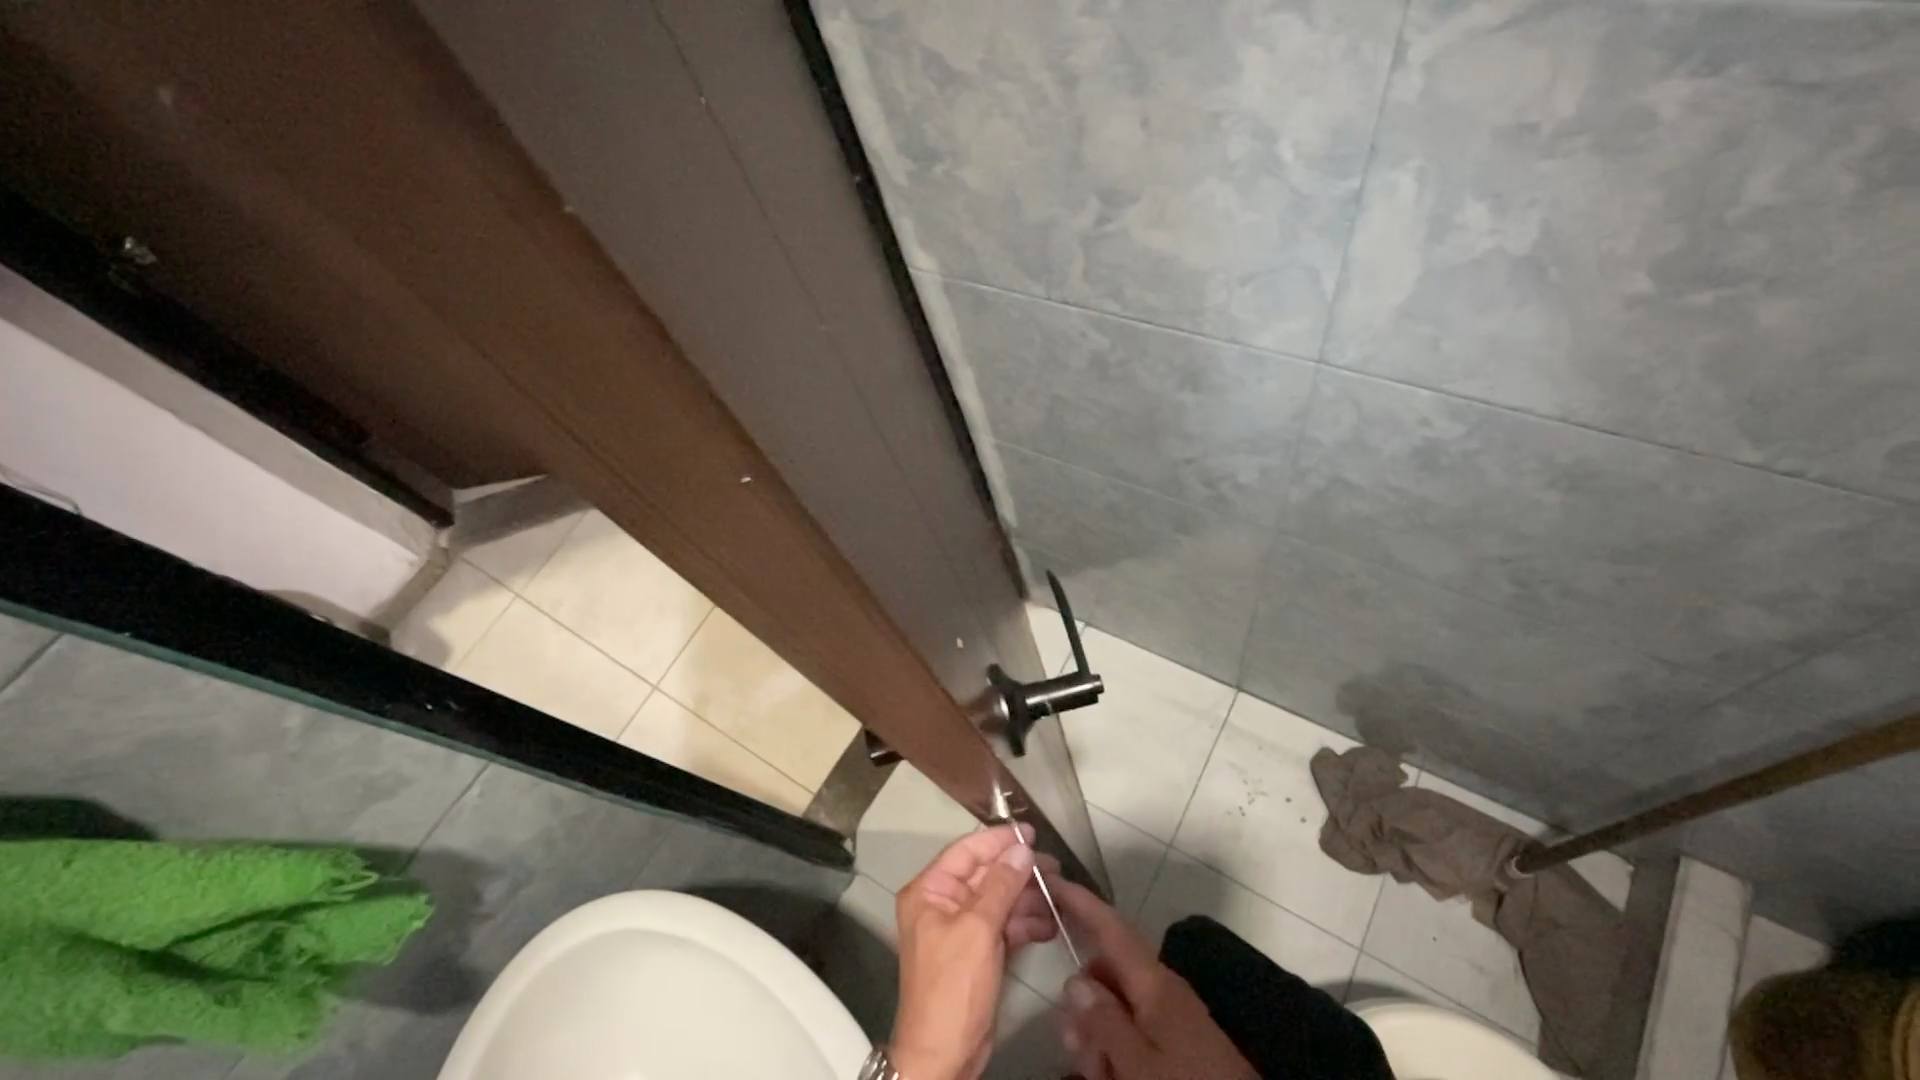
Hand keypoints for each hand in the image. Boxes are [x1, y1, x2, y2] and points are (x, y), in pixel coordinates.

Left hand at [890, 825, 1061, 1079]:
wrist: (944, 1053)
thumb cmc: (953, 986)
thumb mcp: (977, 929)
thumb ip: (1001, 885)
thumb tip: (1022, 848)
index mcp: (929, 891)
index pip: (966, 851)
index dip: (998, 840)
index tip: (1031, 832)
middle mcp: (942, 904)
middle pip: (985, 875)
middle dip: (1019, 871)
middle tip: (1055, 868)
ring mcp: (961, 929)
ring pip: (999, 900)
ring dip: (1028, 898)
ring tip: (1058, 897)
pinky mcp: (978, 951)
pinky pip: (1003, 926)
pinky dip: (1025, 924)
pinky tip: (1049, 925)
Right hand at [1052, 879, 1257, 1079]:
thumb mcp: (1137, 1065)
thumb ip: (1103, 1021)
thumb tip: (1075, 980)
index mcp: (1153, 984)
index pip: (1111, 928)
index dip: (1081, 902)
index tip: (1051, 880)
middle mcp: (1162, 989)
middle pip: (1105, 975)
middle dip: (1083, 1006)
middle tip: (1078, 1050)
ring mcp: (1171, 1014)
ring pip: (1116, 1006)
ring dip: (1098, 1036)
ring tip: (1100, 1075)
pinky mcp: (1178, 1039)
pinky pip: (1134, 1029)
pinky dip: (1118, 1049)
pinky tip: (1113, 1076)